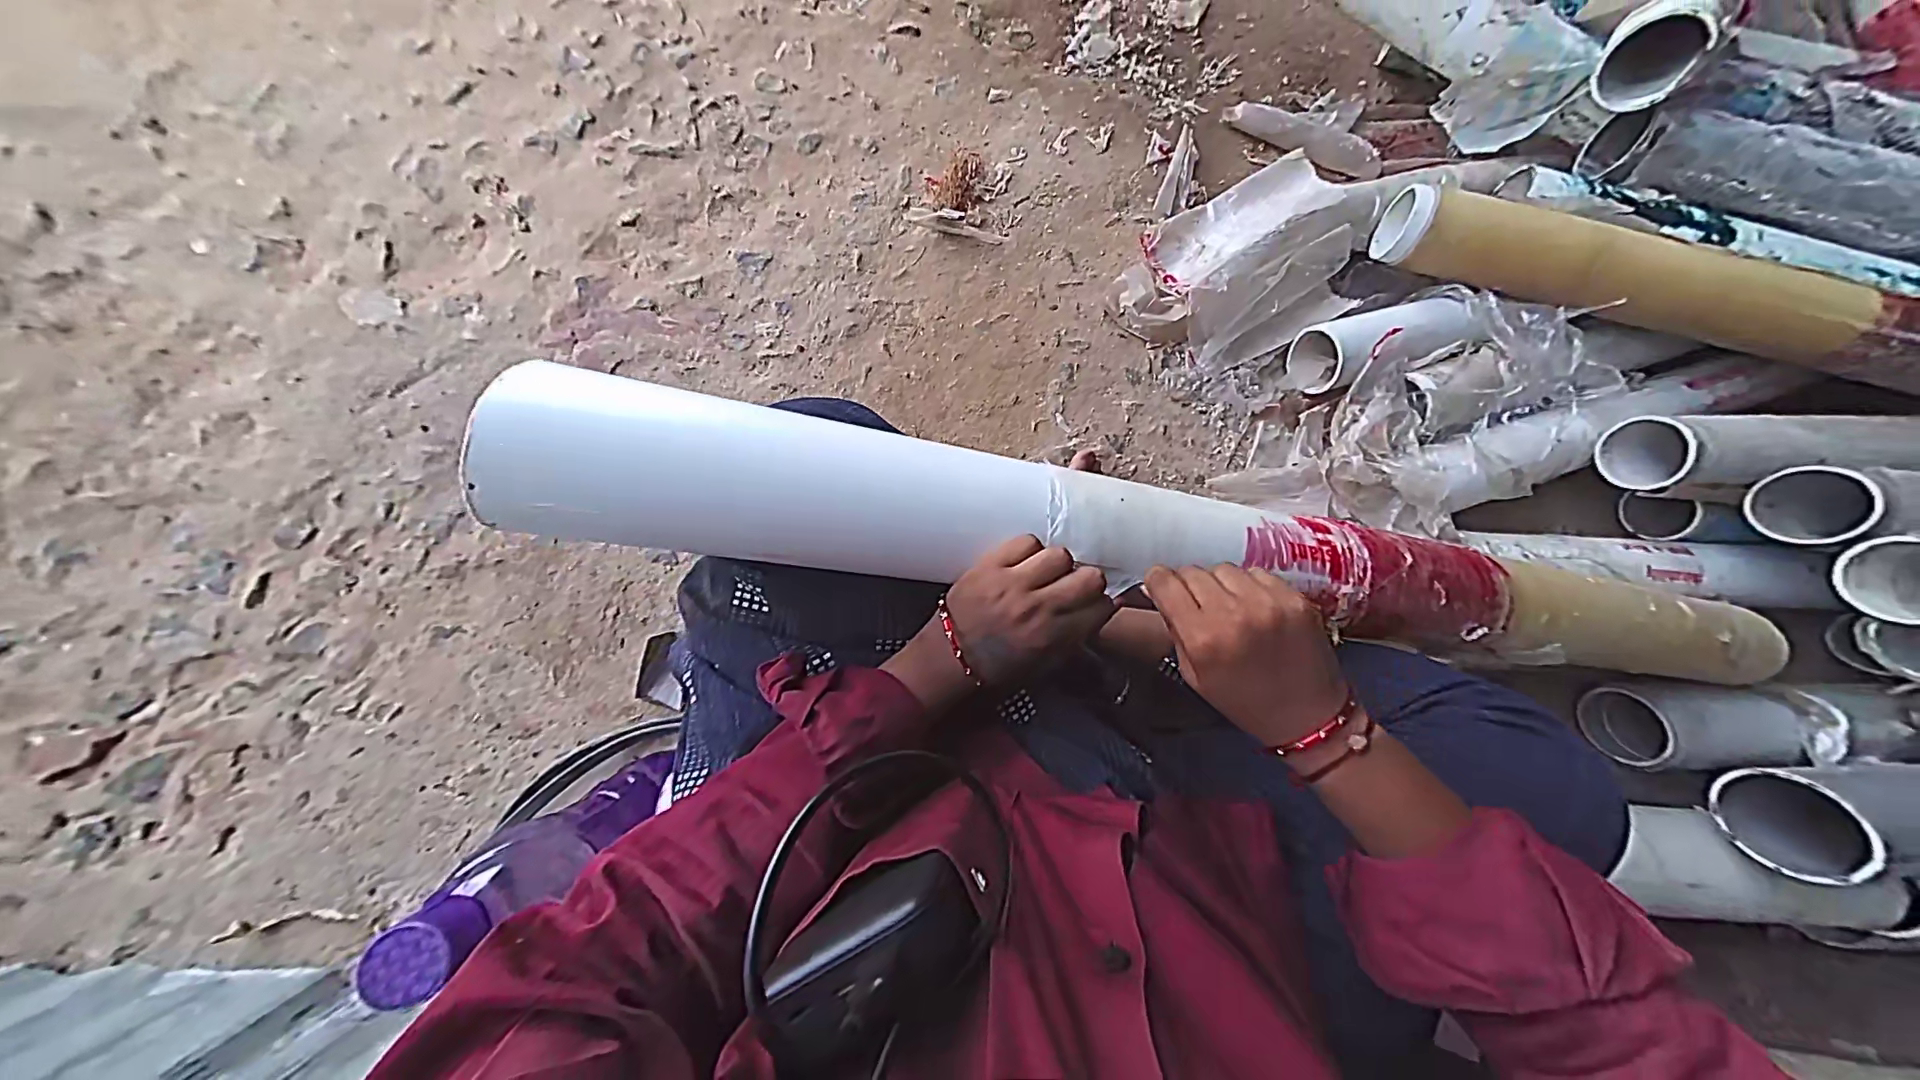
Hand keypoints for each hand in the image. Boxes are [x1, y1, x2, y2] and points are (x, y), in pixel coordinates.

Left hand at [885, 536, 1112, 709]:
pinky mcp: (990, 566)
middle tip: (1072, 587)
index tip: (1093, 603)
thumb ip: (1075, 637)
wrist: (949, 657)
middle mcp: (1037, 608)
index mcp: (1053, 636)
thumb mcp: (1044, 664)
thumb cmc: (997, 665)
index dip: (1100, 604)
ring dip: (1057, 565)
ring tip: (1045, 574)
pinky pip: (1025, 541)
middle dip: (1086, 582)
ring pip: (1060, 555)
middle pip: (1090, 577)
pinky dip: (1029, 550)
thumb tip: (1102, 608)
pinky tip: (1023, 564)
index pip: (1102, 608)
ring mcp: (1012, 584)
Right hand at [1144, 564, 1347, 748]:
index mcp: (1203, 638)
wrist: (1307, 715)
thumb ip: (1175, 630)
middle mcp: (1233, 613)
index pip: (1166, 582)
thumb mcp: (1194, 674)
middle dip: (1188, 585)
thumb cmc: (1245, 701)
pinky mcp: (1294, 598)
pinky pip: (1256, 573)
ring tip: (1229, 607)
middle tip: (1198, 605)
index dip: (1158, 581)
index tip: (1160, 585)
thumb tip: (1160, 592)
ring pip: (1224, 569)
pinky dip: (1249, 585)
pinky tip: (1255, 607)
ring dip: (1219, 584)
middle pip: (1193, 572)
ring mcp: (1267, 602)